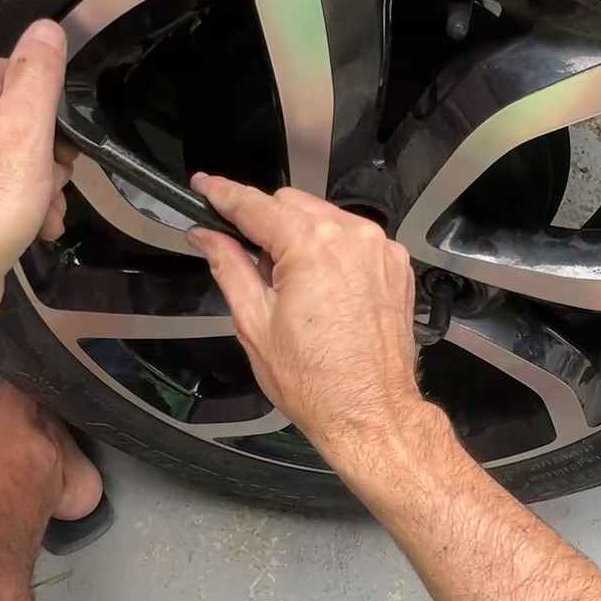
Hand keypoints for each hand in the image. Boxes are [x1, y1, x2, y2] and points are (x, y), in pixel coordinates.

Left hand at [0, 19, 74, 329]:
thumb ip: (38, 78)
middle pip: (12, 117)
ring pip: (2, 153)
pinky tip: (26, 225)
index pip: (20, 77)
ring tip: (40, 214)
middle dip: (43, 158)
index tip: (58, 154)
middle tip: (49, 187)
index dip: (50, 120)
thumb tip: (49, 31)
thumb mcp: (25, 136)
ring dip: (34, 185)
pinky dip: (11, 201)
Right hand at [187, 175, 426, 454]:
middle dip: (265, 224)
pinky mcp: (395, 266)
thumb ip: (229, 267)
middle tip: (253, 266)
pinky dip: (332, 251)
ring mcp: (379, 250)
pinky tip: (324, 291)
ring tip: (293, 288)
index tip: (205, 187)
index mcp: (311, 247)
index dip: (222, 193)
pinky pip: (353, 239)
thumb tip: (208, 237)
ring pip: (325, 218)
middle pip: (291, 204)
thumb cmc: (318, 383)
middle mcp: (352, 238)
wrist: (370, 413)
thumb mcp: (255, 324)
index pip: (255, 205)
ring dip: (300, 237)